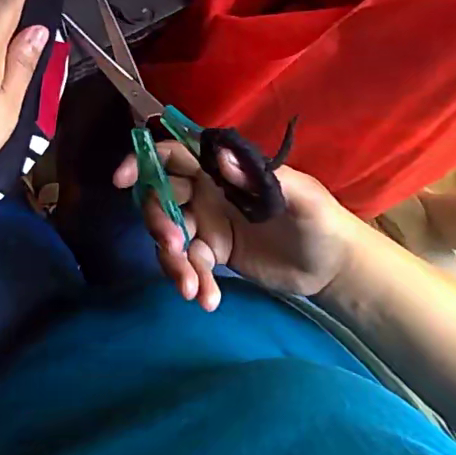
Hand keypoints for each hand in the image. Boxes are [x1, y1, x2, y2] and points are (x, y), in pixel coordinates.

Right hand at [116, 142, 364, 309]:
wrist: (332, 268)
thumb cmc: (319, 220)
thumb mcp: (299, 196)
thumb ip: (260, 176)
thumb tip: (221, 156)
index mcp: (223, 169)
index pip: (174, 154)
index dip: (144, 160)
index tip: (122, 179)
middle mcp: (207, 191)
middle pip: (162, 197)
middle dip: (159, 221)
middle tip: (174, 246)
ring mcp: (207, 223)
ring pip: (170, 236)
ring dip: (173, 262)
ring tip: (194, 289)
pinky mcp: (213, 254)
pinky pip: (188, 264)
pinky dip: (192, 281)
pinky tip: (209, 300)